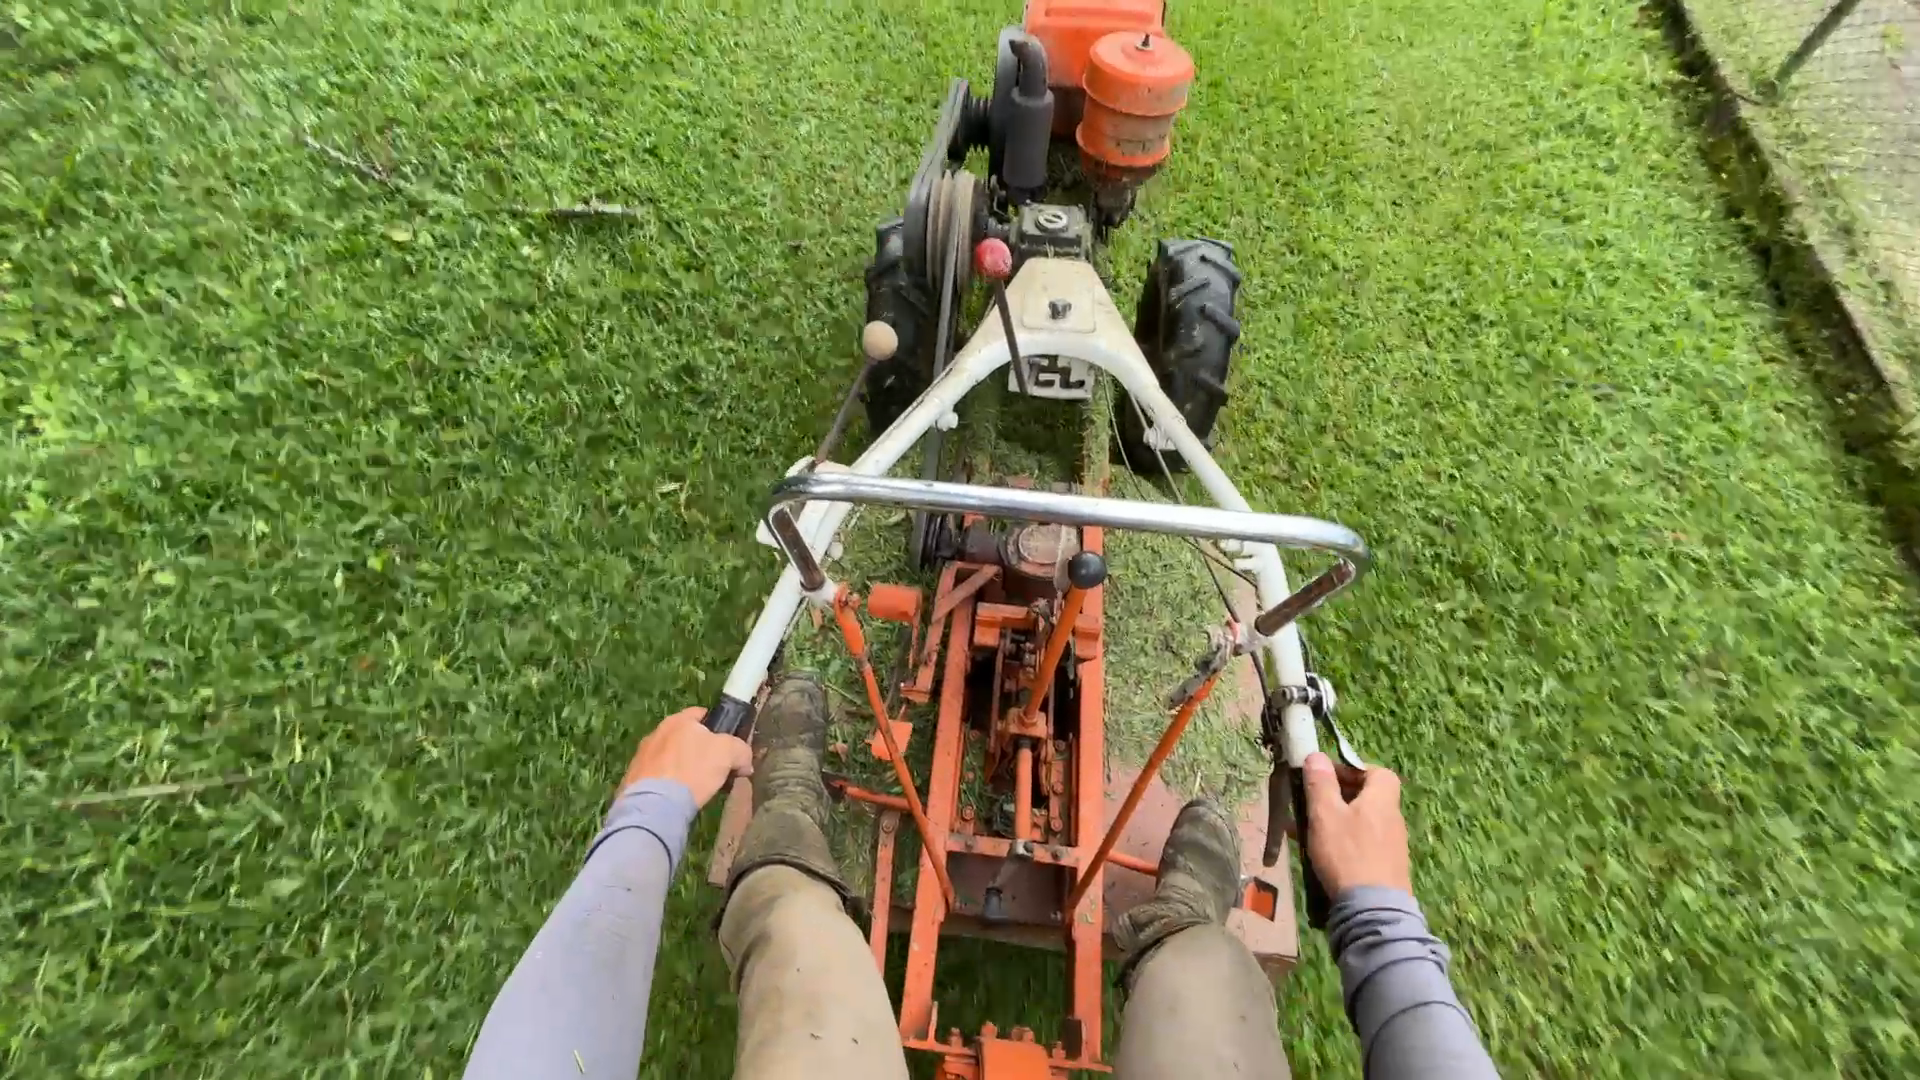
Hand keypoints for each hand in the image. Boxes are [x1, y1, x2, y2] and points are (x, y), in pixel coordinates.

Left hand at [618, 707, 752, 808]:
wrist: (655, 805)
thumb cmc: (694, 770)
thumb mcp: (730, 754)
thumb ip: (741, 751)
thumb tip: (744, 762)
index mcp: (679, 720)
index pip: (701, 714)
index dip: (717, 726)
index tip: (726, 744)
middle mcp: (656, 733)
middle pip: (684, 737)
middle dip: (698, 749)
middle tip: (713, 767)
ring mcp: (641, 756)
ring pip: (669, 757)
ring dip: (680, 767)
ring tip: (694, 787)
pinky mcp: (631, 779)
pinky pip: (656, 777)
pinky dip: (666, 784)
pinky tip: (675, 798)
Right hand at [1303, 751, 1411, 894]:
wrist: (1373, 912)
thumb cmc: (1347, 854)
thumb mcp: (1325, 814)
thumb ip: (1321, 783)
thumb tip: (1317, 755)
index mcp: (1381, 802)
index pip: (1380, 773)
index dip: (1354, 769)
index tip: (1328, 777)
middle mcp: (1392, 821)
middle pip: (1368, 796)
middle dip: (1338, 795)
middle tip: (1312, 802)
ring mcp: (1391, 846)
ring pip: (1361, 820)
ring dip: (1335, 819)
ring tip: (1306, 829)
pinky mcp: (1386, 867)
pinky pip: (1362, 842)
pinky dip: (1342, 840)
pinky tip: (1320, 852)